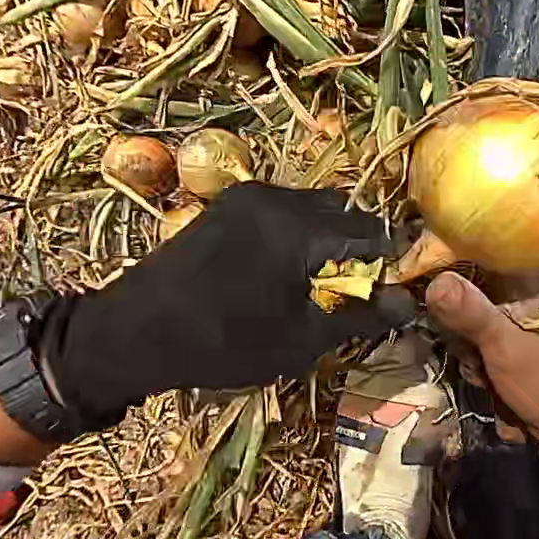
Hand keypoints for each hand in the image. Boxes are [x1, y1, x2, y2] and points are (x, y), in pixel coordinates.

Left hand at [36, 183, 414, 426]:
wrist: (130, 333)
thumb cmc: (223, 343)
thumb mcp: (300, 338)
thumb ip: (360, 315)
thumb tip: (408, 304)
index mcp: (298, 227)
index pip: (369, 231)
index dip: (390, 258)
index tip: (395, 283)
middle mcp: (277, 197)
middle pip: (344, 211)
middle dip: (360, 243)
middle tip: (360, 283)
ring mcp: (249, 195)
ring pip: (315, 205)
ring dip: (331, 235)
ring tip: (326, 276)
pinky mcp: (230, 203)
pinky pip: (285, 208)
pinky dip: (302, 230)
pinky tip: (291, 265)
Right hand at [425, 272, 538, 491]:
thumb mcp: (502, 343)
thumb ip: (469, 312)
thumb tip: (435, 282)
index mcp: (524, 290)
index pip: (477, 267)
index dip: (452, 283)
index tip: (437, 305)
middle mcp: (521, 304)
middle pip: (469, 304)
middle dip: (461, 335)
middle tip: (472, 357)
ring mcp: (518, 332)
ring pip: (473, 333)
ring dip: (471, 359)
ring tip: (485, 378)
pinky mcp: (516, 356)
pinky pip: (484, 354)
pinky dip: (482, 371)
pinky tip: (489, 385)